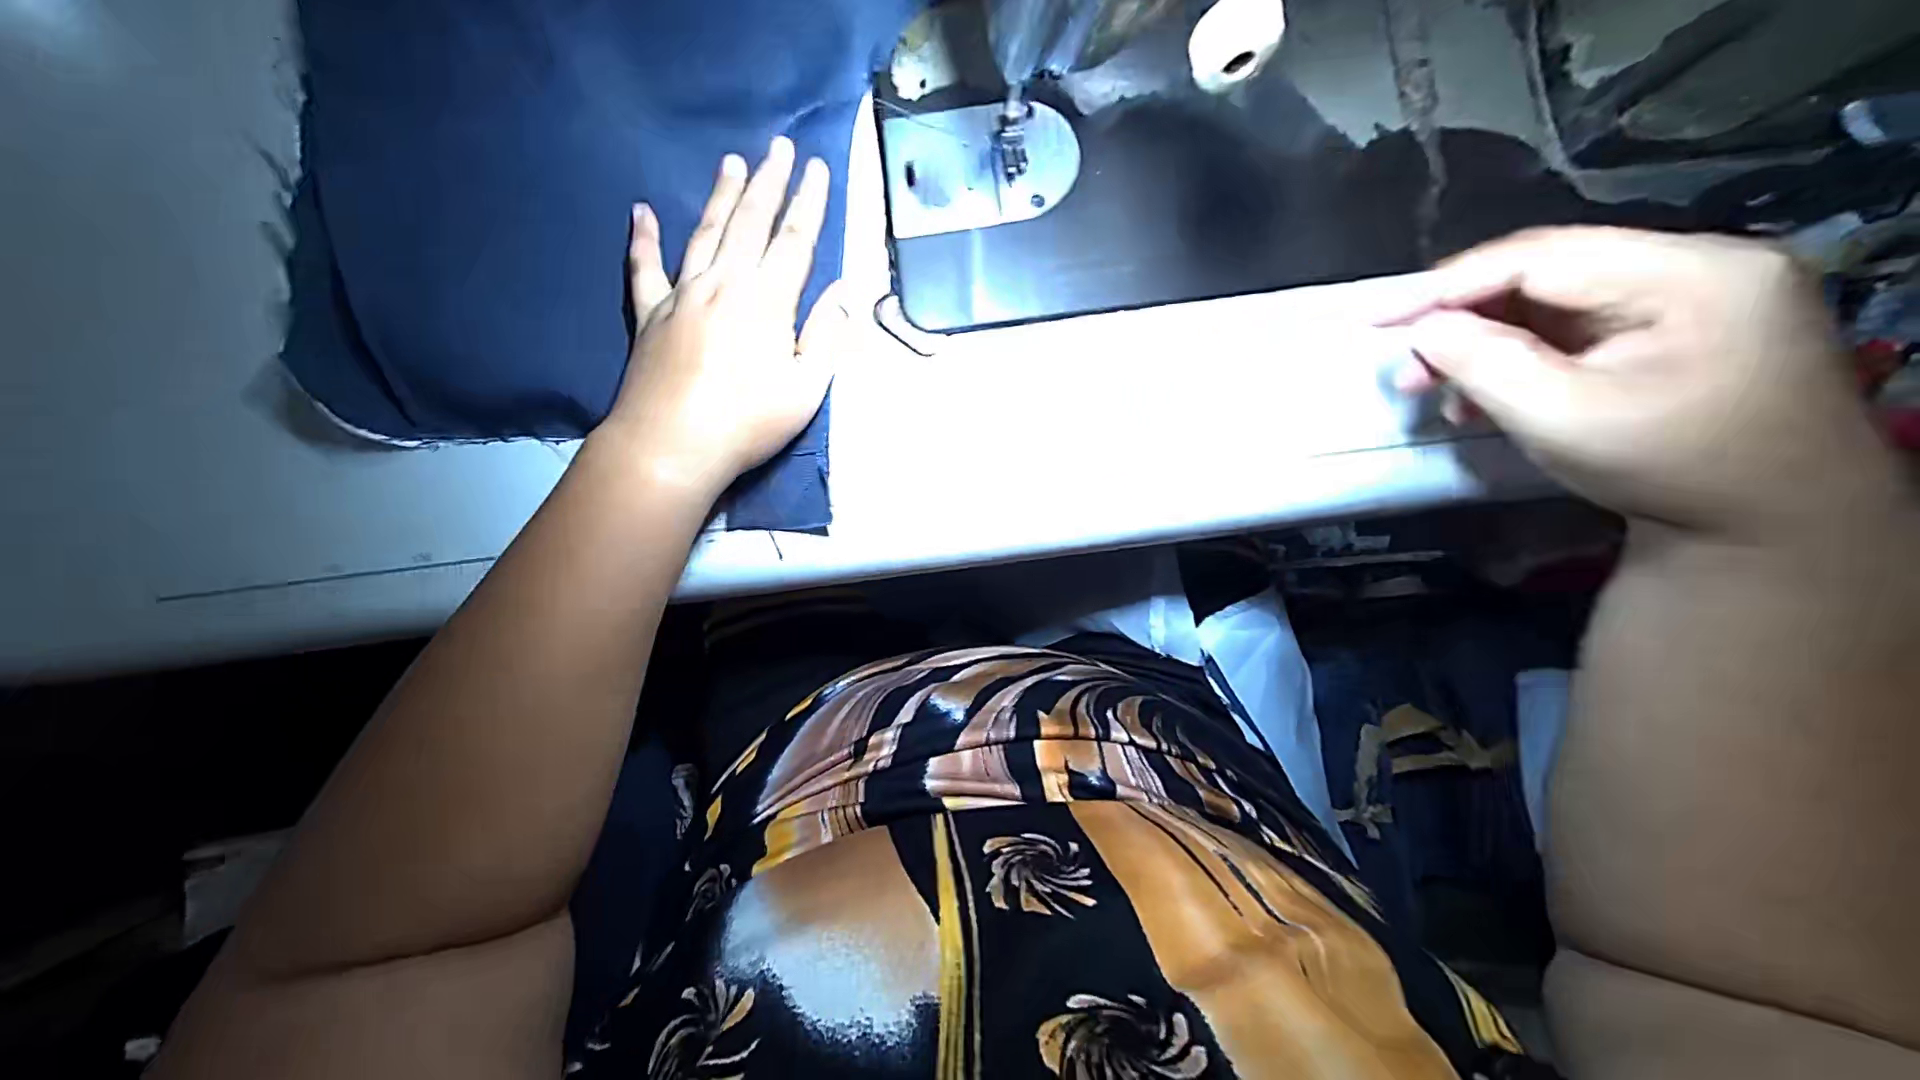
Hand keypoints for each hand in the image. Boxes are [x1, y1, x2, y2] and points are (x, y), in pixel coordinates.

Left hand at [595, 137, 847, 498]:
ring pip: (704, 232)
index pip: (794, 241)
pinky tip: (640, 213)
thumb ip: (824, 337)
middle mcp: (724, 283)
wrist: (673, 445)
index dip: (808, 204)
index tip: (817, 169)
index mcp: (767, 301)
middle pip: (750, 223)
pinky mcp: (649, 314)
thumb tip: (840, 293)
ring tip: (732, 163)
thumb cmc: (748, 423)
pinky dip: (643, 239)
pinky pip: (645, 268)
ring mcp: (682, 295)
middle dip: (769, 182)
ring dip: (720, 196)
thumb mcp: (806, 389)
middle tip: (779, 147)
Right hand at [1379, 227, 1895, 539]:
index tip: (1377, 316)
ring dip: (1483, 340)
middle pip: (1547, 273)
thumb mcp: (1563, 418)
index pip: (1541, 256)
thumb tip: (1423, 330)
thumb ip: (1486, 364)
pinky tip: (1482, 392)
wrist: (1770, 524)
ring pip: (1552, 300)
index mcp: (1691, 274)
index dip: (1447, 284)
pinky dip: (1516, 356)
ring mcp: (1689, 296)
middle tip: (1404, 362)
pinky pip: (1572, 326)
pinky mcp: (1672, 328)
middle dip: (1462, 317)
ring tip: (1432, 383)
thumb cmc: (1671, 469)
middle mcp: (1697, 265)